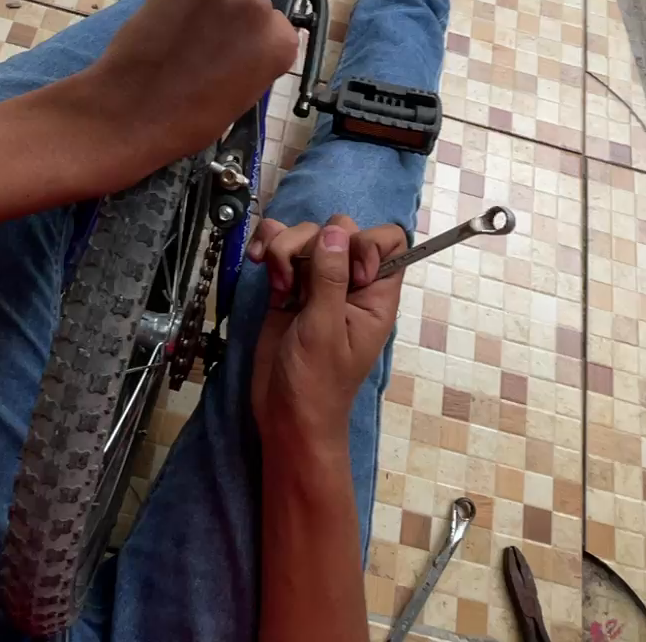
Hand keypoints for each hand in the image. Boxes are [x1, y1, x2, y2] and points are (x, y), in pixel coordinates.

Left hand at [69, 0, 296, 173]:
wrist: (134, 111)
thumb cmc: (192, 120)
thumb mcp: (241, 99)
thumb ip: (252, 64)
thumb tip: (240, 51)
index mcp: (278, 39)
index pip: (278, 32)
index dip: (256, 48)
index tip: (240, 62)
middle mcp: (254, 6)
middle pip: (250, 9)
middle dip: (234, 26)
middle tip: (210, 54)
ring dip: (205, 15)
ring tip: (182, 47)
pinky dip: (177, 11)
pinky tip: (162, 36)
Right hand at [249, 215, 405, 458]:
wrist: (285, 416)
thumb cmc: (316, 383)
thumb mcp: (324, 331)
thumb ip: (330, 278)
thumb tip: (335, 230)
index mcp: (374, 294)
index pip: (386, 241)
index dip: (365, 244)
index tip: (345, 270)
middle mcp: (349, 281)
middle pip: (338, 229)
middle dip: (310, 244)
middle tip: (295, 279)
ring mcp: (316, 280)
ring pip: (305, 233)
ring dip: (284, 247)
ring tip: (276, 281)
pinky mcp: (288, 283)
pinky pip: (280, 246)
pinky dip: (268, 246)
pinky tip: (259, 262)